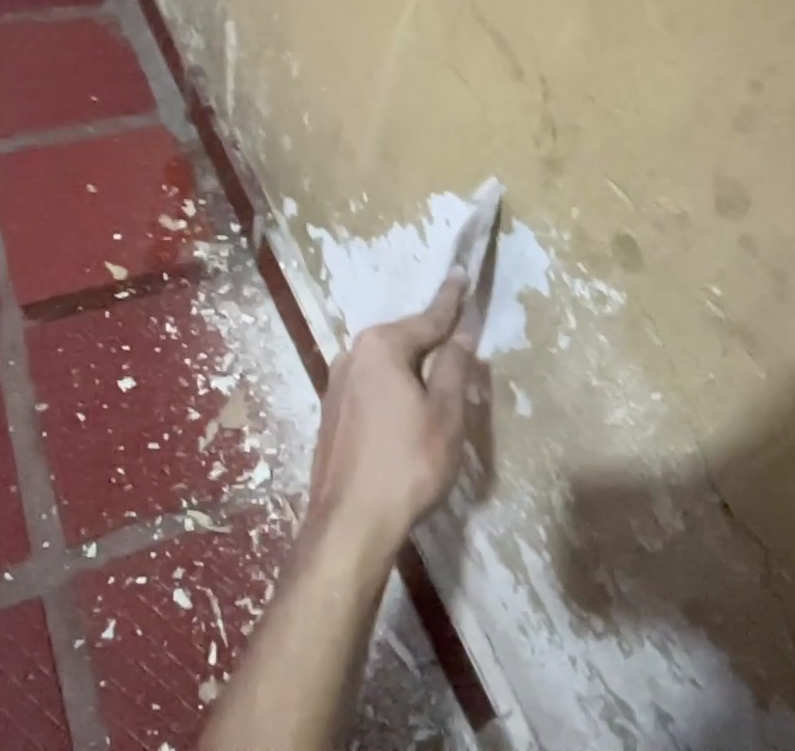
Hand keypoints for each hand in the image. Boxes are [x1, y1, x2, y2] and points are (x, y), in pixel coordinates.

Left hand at [307, 272, 485, 545]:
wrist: (350, 520)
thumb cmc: (408, 462)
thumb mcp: (445, 413)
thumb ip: (454, 367)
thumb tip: (464, 333)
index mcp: (381, 346)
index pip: (428, 318)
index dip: (451, 301)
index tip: (461, 274)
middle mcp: (351, 355)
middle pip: (402, 340)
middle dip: (430, 340)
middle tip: (459, 340)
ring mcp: (335, 385)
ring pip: (384, 366)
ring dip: (410, 369)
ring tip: (436, 381)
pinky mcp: (330, 414)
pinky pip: (370, 387)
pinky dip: (392, 389)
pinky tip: (405, 410)